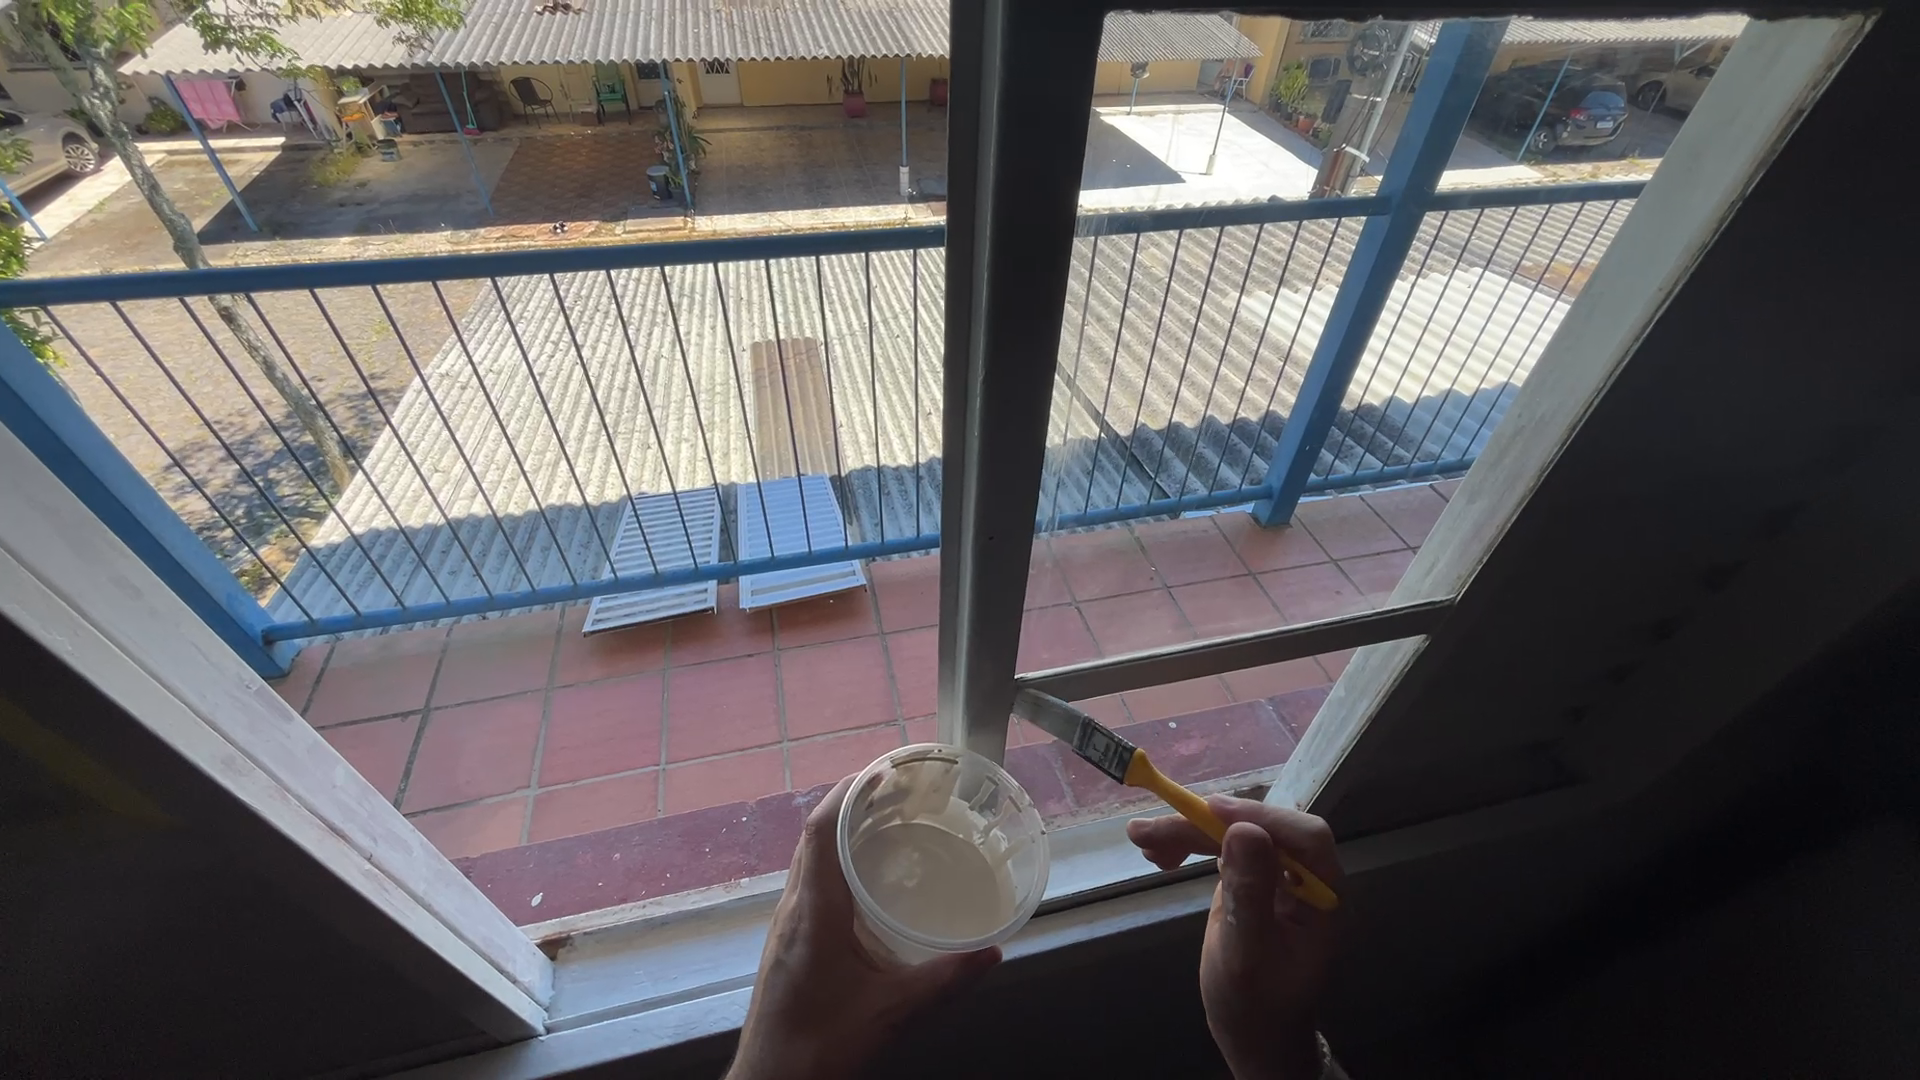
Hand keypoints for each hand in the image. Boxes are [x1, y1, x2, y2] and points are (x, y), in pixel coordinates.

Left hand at [726, 776, 1002, 1079]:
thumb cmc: (822, 1045)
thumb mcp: (890, 1012)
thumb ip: (944, 981)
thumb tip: (993, 953)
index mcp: (813, 912)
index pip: (819, 832)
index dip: (847, 794)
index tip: (882, 771)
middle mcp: (793, 906)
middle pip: (814, 834)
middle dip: (851, 802)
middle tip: (895, 788)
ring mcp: (786, 920)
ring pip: (808, 854)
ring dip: (840, 827)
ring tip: (884, 817)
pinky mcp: (788, 936)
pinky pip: (809, 876)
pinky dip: (835, 855)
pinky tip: (864, 871)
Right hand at [1127, 796, 1342, 1079]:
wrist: (1253, 1035)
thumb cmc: (1257, 1006)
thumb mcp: (1248, 953)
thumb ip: (1249, 892)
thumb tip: (1244, 829)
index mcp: (1321, 896)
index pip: (1303, 837)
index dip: (1260, 816)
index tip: (1211, 811)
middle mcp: (1301, 876)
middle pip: (1255, 829)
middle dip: (1201, 824)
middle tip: (1148, 832)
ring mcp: (1273, 874)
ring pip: (1230, 833)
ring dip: (1184, 831)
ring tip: (1140, 838)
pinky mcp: (1248, 876)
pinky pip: (1218, 846)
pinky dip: (1186, 844)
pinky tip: (1158, 853)